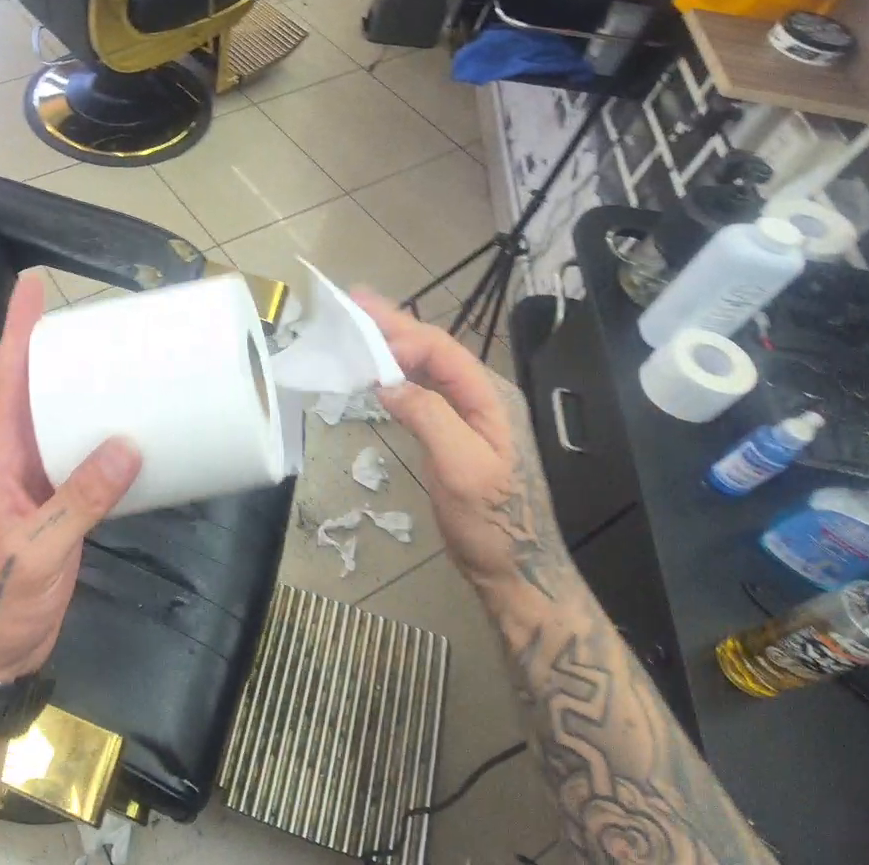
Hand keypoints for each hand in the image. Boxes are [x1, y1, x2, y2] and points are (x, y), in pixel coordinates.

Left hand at [0, 275, 143, 682]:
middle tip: (98, 318)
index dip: (16, 330)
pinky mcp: (57, 509)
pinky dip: (104, 442)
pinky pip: (81, 462)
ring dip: (84, 393)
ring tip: (123, 363)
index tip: (30, 283)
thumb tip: (127, 446)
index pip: (6, 380)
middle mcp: (14, 461)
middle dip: (57, 350)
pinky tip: (133, 434)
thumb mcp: (37, 550)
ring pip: (59, 424)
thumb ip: (80, 501)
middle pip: (34, 392)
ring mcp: (35, 485)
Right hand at [351, 291, 570, 600]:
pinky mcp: (452, 432)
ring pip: (426, 367)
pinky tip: (376, 371)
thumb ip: (429, 417)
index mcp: (489, 399)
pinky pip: (422, 390)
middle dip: (394, 324)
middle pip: (434, 350)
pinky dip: (395, 374)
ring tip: (357, 325)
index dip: (402, 337)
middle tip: (353, 301)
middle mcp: (480, 398)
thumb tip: (386, 382)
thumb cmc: (492, 522)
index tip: (362, 336)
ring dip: (392, 344)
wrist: (515, 568)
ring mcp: (467, 415)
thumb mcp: (462, 469)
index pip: (443, 351)